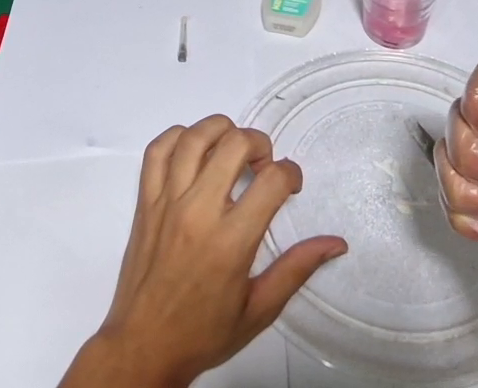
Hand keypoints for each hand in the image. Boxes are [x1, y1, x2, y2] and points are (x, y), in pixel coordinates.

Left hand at [59, 116, 346, 387]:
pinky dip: (178, 137)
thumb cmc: (203, 332)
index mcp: (231, 241)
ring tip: (232, 149)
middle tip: (263, 165)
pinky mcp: (145, 202)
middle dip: (260, 143)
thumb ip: (297, 268)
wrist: (143, 347)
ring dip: (221, 131)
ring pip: (194, 137)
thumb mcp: (259, 309)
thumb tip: (335, 243)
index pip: (271, 180)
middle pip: (234, 144)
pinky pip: (157, 151)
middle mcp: (198, 212)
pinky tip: (194, 150)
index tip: (291, 184)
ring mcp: (167, 203)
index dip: (291, 173)